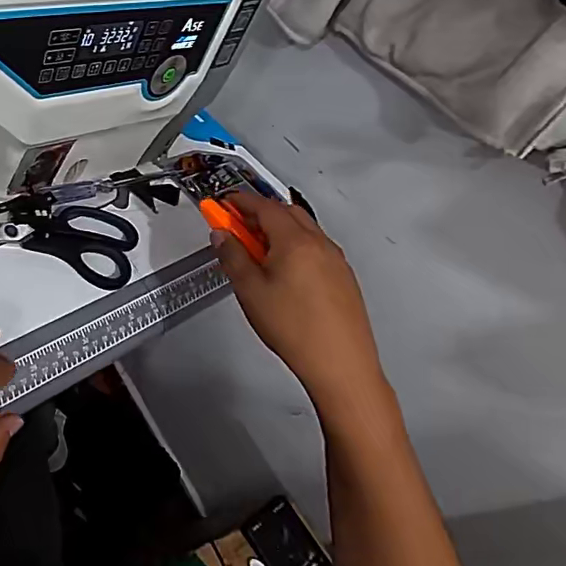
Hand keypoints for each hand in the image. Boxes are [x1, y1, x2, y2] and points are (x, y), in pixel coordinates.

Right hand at [210, 191, 389, 410]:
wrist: (340, 364)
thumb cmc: (299, 330)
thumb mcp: (250, 290)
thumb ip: (232, 256)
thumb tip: (222, 236)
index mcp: (296, 241)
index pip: (263, 206)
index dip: (239, 202)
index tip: (224, 204)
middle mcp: (320, 244)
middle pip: (286, 211)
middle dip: (258, 213)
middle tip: (236, 225)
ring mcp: (335, 260)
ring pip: (302, 229)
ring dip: (277, 230)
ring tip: (255, 251)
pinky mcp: (343, 277)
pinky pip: (315, 248)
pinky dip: (294, 246)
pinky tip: (281, 270)